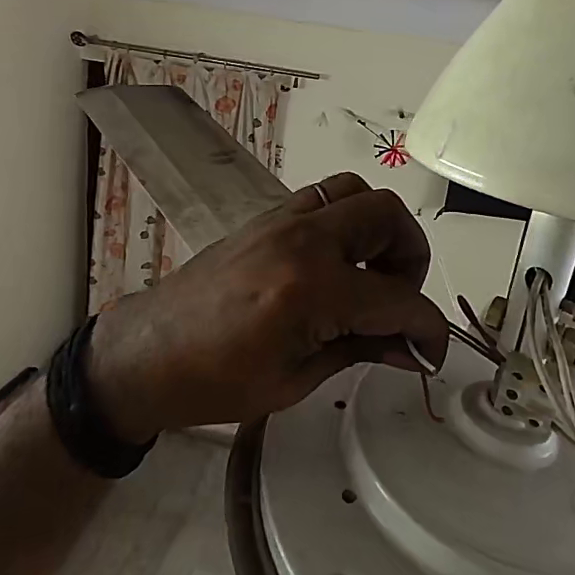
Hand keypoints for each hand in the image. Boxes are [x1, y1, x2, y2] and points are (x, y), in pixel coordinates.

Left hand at [84, 172, 447, 442]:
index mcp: (311, 288)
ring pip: (357, 192)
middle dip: (410, 259)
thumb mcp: (295, 379)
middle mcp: (302, 239)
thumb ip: (360, 350)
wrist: (144, 355)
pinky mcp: (266, 217)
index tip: (430, 352)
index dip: (428, 329)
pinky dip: (346, 221)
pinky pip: (323, 198)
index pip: (398, 298)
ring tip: (369, 274)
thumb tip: (411, 349)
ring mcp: (282, 220)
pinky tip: (335, 264)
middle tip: (396, 301)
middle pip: (388, 216)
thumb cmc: (213, 382)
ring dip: (379, 229)